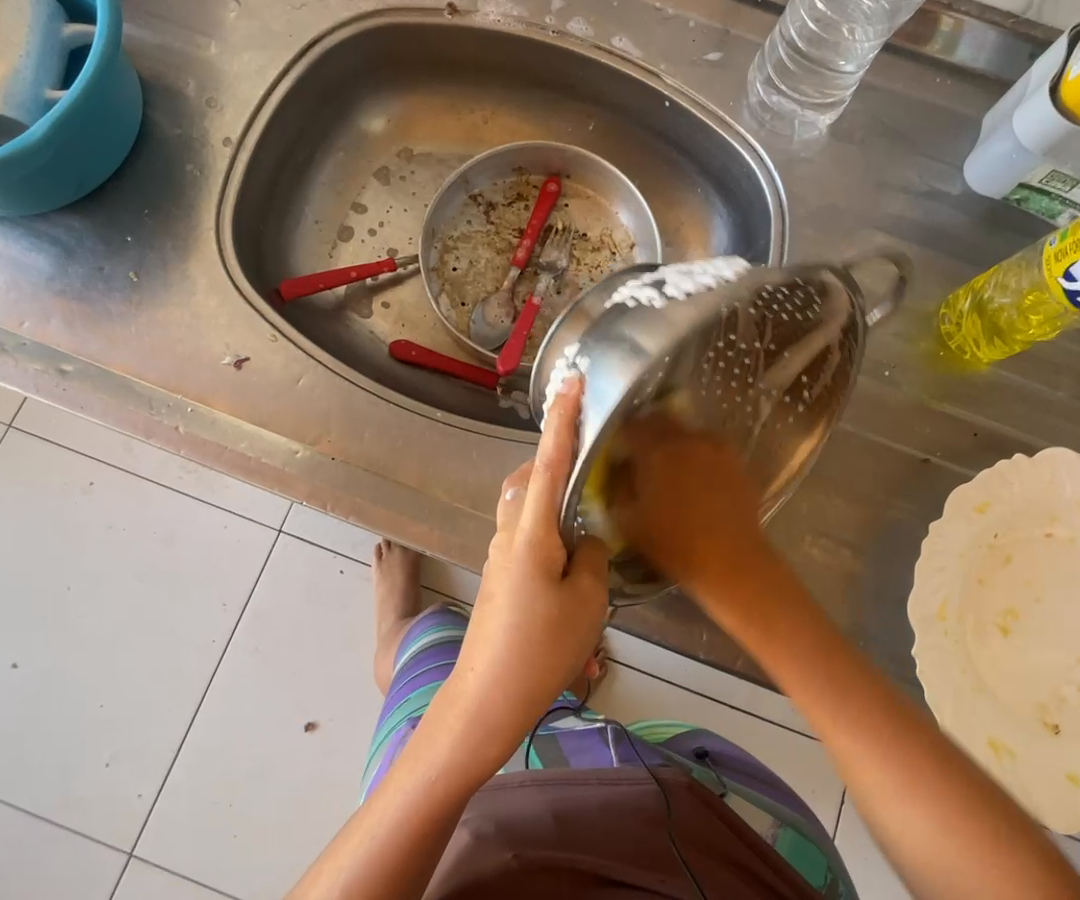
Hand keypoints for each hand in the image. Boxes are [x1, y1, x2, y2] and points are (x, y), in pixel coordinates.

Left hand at [433, 375, 608, 768]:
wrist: (487, 698)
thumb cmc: (540, 649)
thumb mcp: (586, 603)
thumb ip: (592, 559)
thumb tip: (585, 542)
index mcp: (531, 531)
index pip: (550, 462)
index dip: (563, 420)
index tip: (572, 382)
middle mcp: (509, 533)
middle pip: (530, 479)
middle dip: (556, 460)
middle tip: (591, 462)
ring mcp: (500, 556)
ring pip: (526, 507)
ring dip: (553, 499)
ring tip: (587, 515)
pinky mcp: (500, 577)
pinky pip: (526, 534)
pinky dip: (548, 528)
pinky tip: (571, 558)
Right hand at [607, 413, 777, 604]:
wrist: (730, 561)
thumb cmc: (673, 544)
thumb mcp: (628, 520)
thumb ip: (618, 486)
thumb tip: (619, 468)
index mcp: (657, 449)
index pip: (631, 425)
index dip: (621, 436)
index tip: (617, 452)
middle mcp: (688, 438)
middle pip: (662, 420)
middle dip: (648, 433)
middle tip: (642, 456)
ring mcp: (717, 447)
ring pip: (688, 432)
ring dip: (675, 443)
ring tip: (672, 469)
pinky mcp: (737, 461)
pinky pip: (710, 448)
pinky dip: (699, 456)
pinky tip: (697, 480)